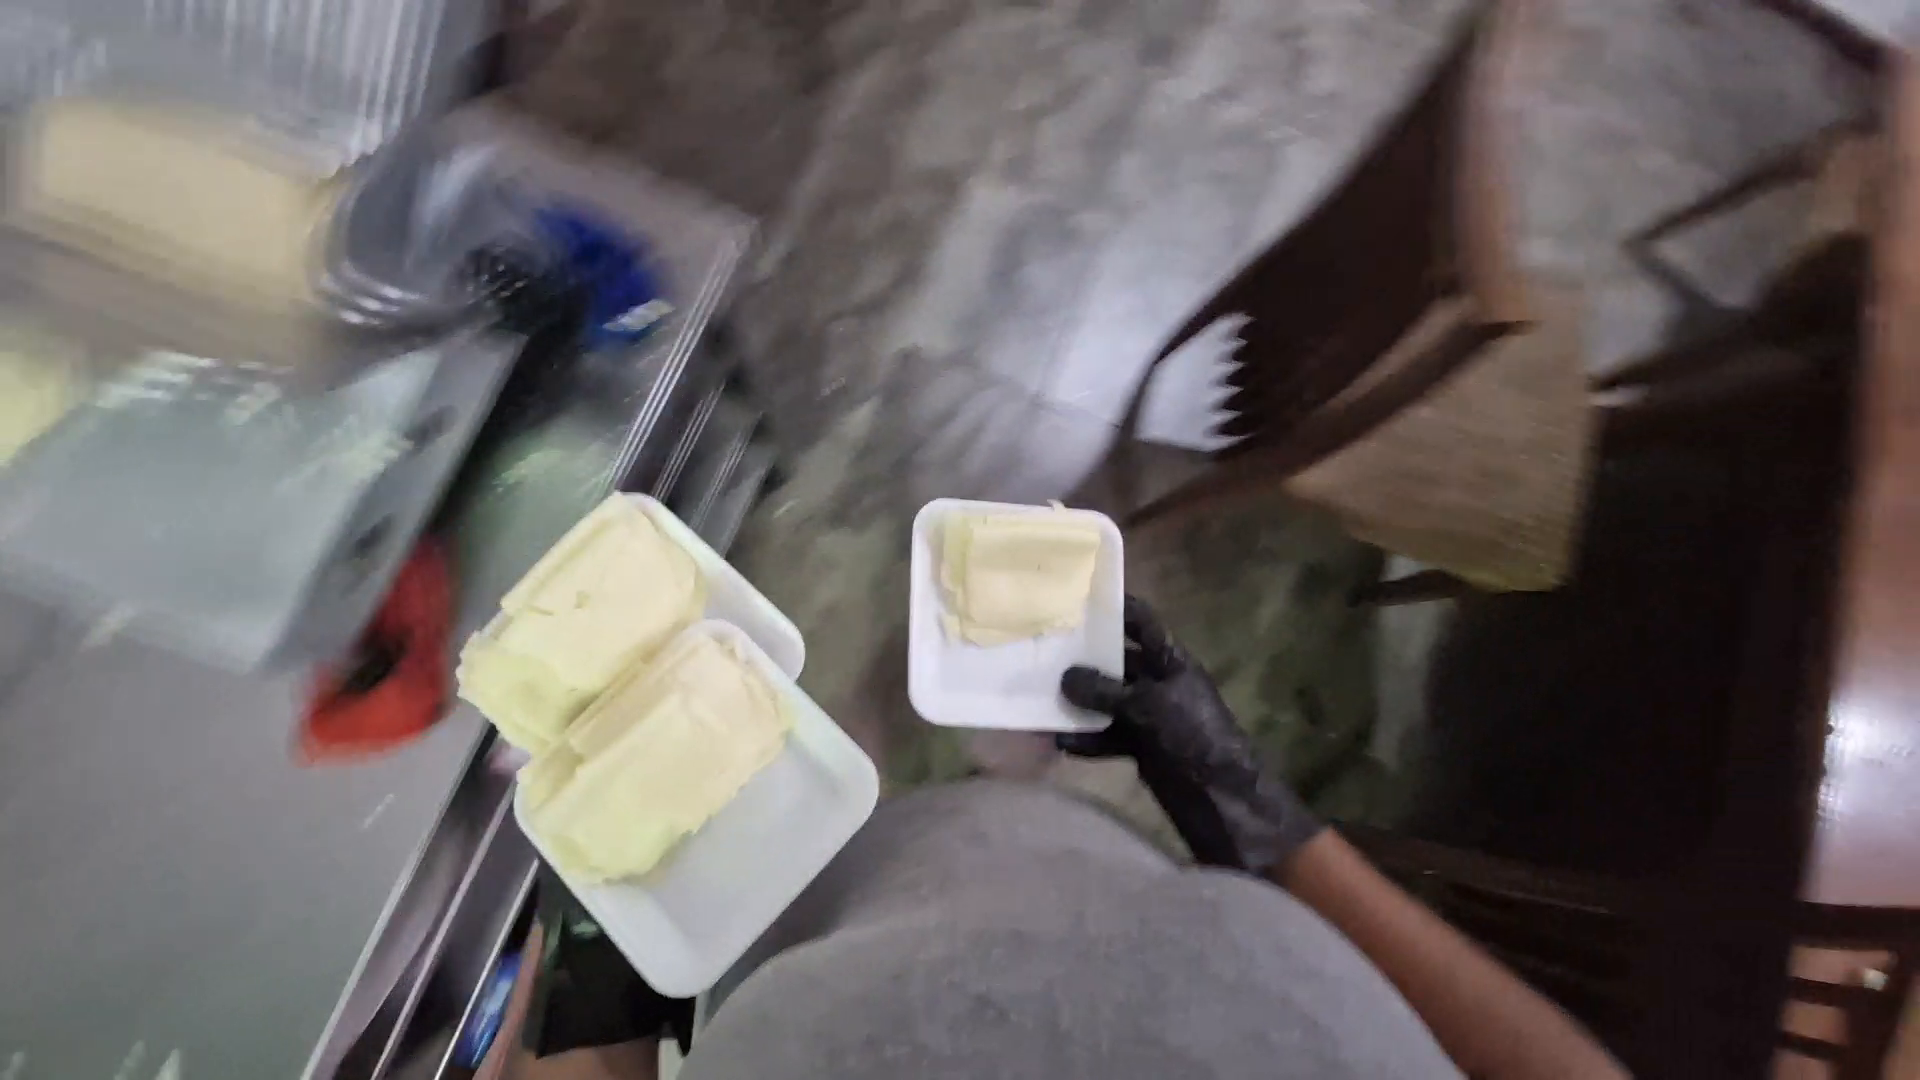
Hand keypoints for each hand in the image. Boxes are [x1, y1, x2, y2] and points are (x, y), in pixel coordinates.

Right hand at [1060, 596, 1322, 872]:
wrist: (1223, 801)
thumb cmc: (1194, 737)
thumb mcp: (1148, 706)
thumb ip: (1104, 690)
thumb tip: (1063, 676)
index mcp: (1171, 661)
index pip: (1142, 622)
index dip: (1117, 606)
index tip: (1079, 594)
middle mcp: (1158, 682)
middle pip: (1116, 660)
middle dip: (1084, 656)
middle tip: (1042, 646)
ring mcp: (1148, 716)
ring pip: (1106, 699)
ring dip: (1078, 701)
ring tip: (1040, 695)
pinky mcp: (1139, 747)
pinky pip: (1105, 735)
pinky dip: (1085, 738)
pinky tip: (1059, 741)